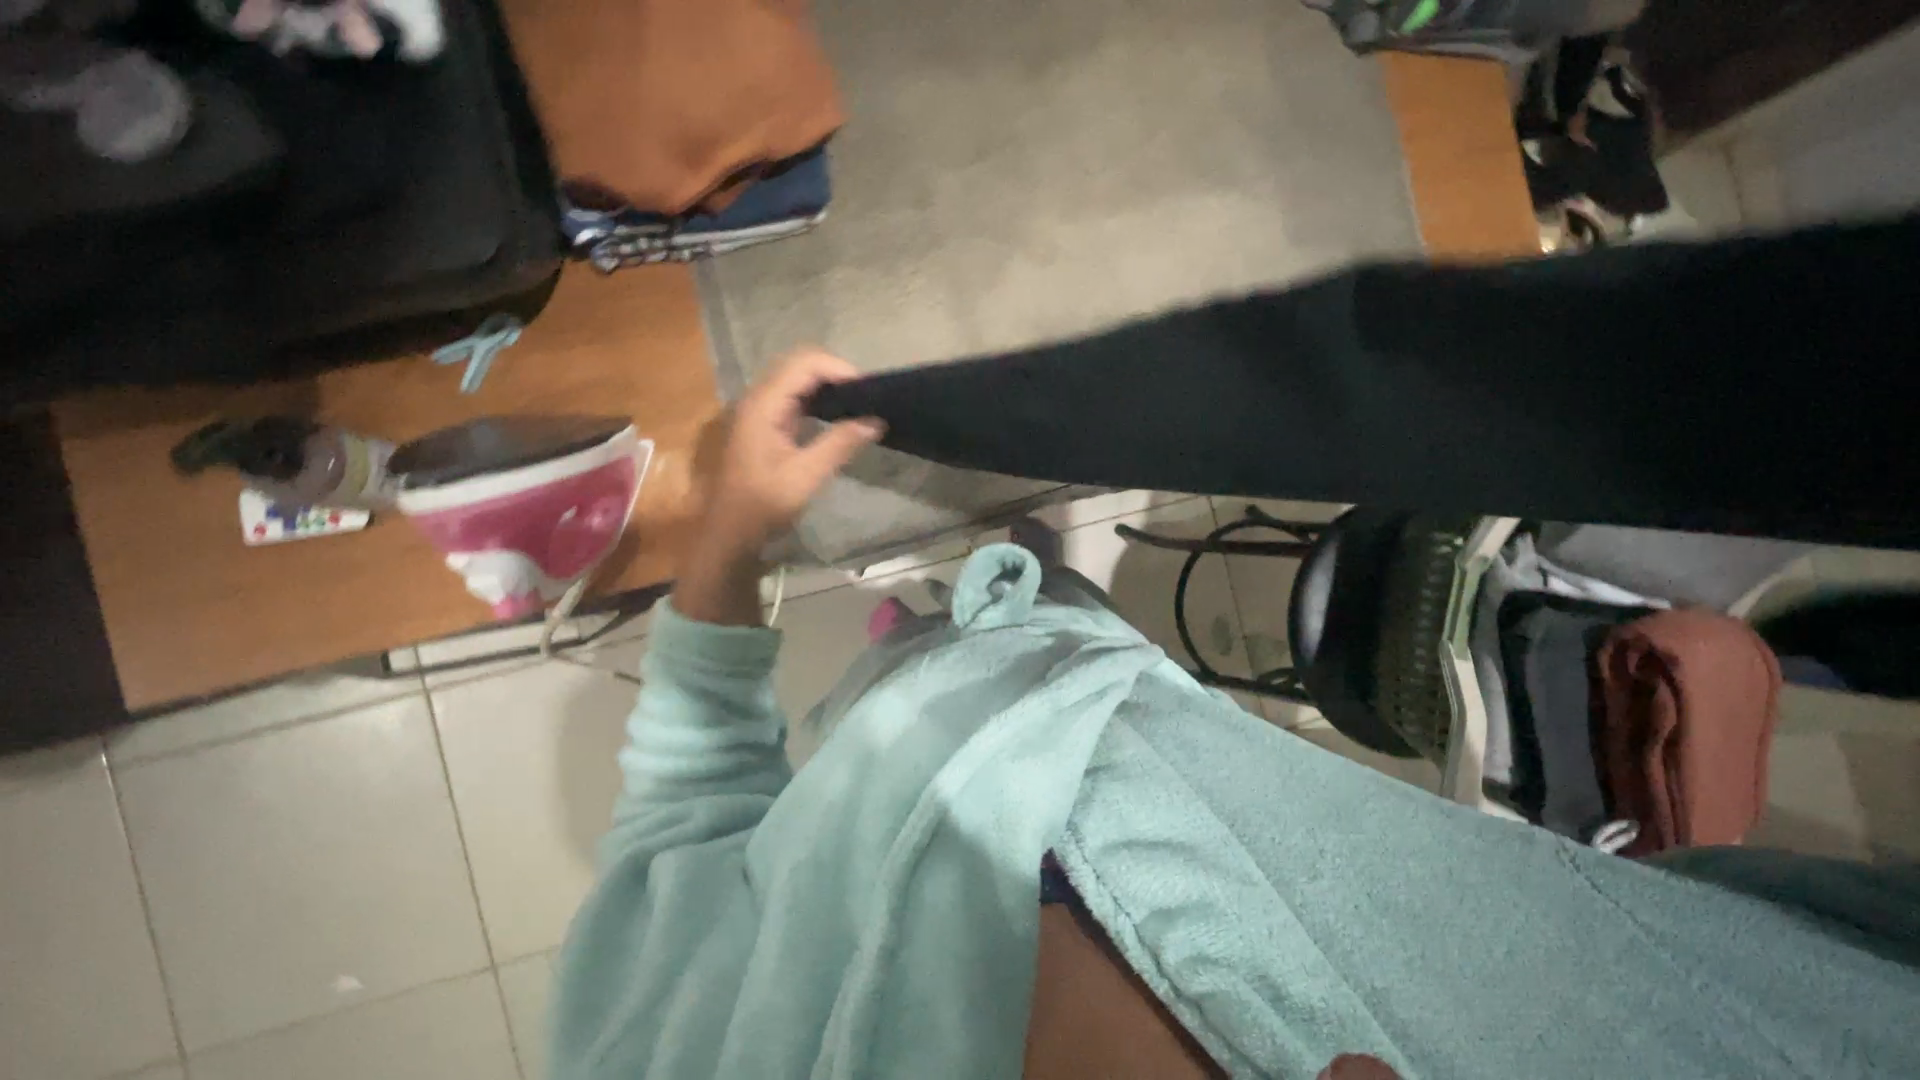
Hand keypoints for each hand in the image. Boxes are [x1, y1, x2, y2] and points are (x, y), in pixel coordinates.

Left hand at [700, 348, 883, 556]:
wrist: (729, 532)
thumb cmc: (763, 504)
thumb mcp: (806, 475)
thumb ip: (840, 443)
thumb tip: (876, 420)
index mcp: (763, 405)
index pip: (805, 364)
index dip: (839, 369)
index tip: (868, 392)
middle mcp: (757, 399)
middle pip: (799, 365)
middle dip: (834, 374)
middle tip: (866, 397)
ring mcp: (758, 411)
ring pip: (795, 381)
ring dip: (826, 386)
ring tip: (857, 405)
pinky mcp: (763, 425)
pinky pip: (792, 399)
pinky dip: (816, 400)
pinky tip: (836, 417)